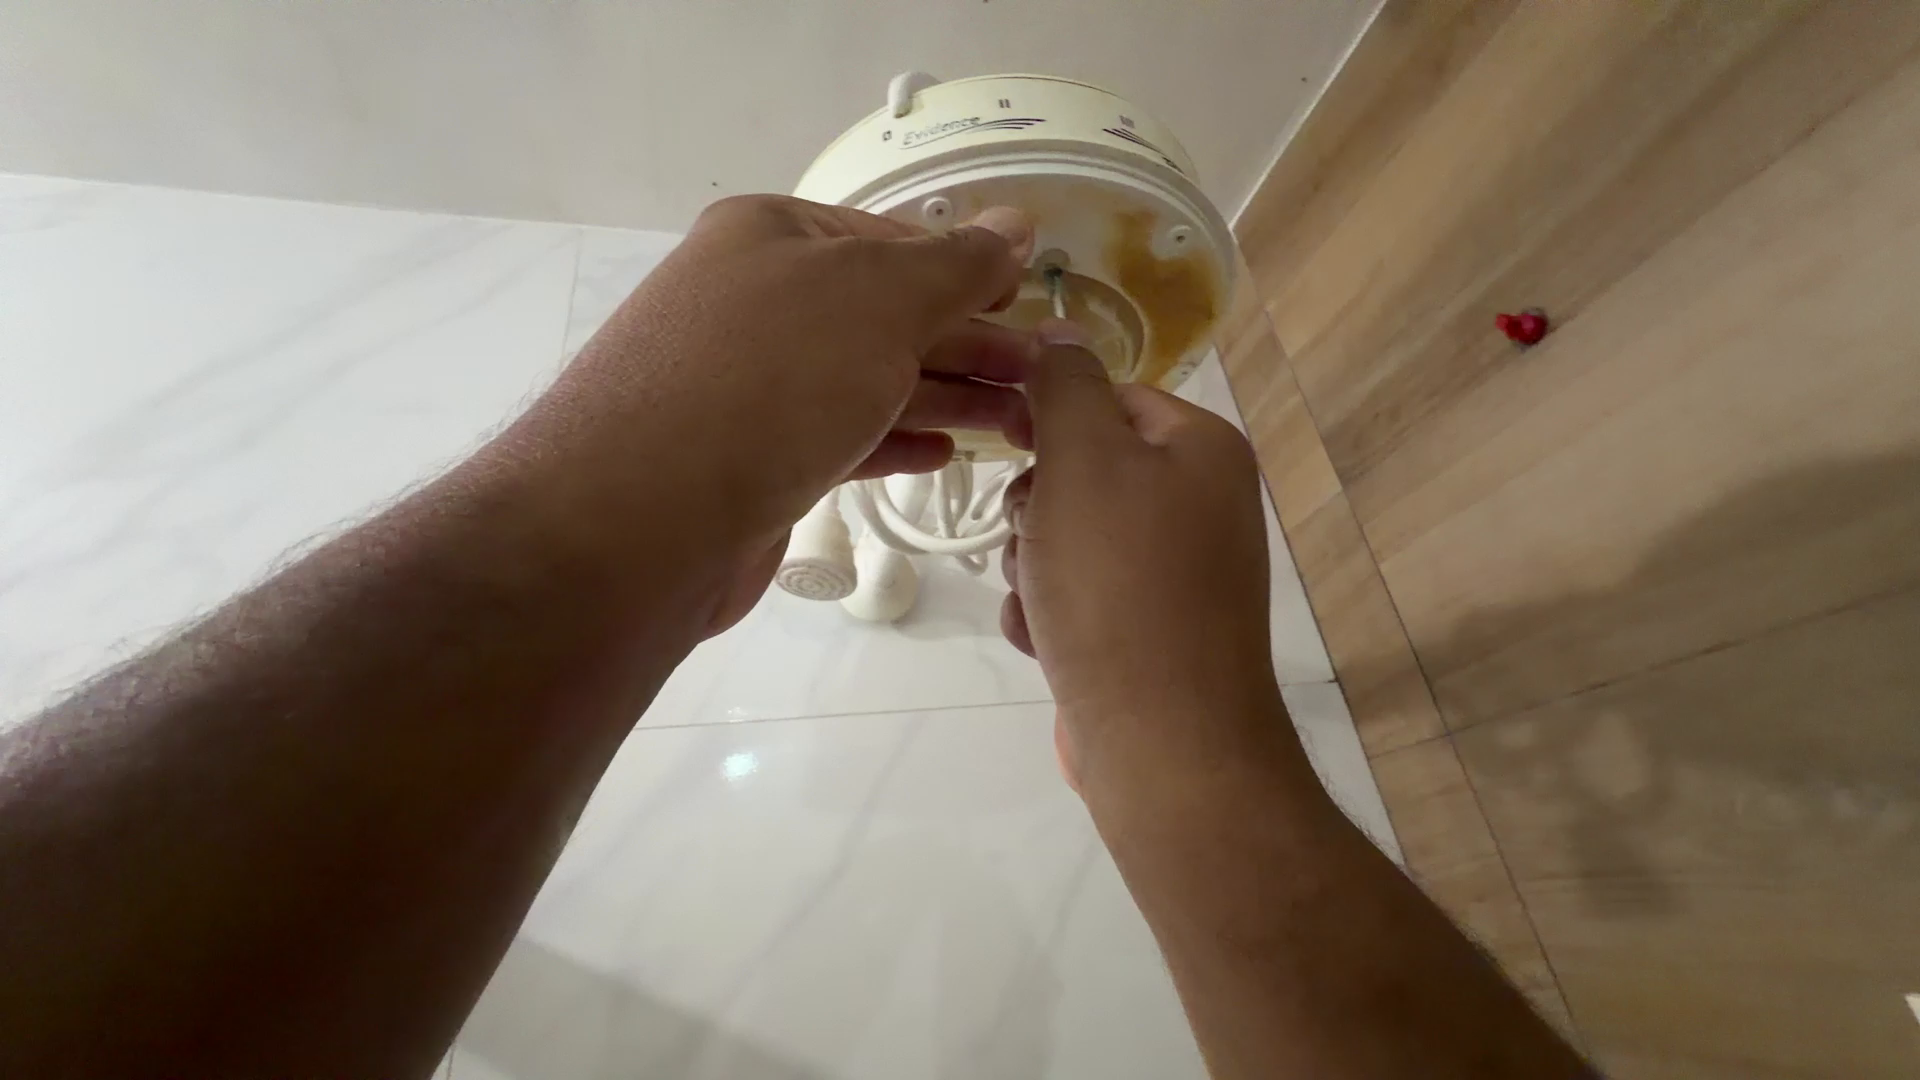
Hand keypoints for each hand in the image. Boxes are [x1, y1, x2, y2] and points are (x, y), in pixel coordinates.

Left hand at [523, 195, 1035, 634]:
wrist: (640, 521)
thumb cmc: (770, 383)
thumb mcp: (877, 302)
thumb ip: (954, 265)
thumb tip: (1015, 220)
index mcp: (776, 238)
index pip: (895, 243)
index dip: (970, 273)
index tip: (1032, 306)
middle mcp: (759, 302)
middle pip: (888, 317)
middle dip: (971, 346)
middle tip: (1041, 379)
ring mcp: (753, 385)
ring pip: (869, 381)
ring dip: (946, 398)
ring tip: (1015, 422)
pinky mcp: (754, 457)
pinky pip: (840, 435)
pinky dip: (894, 440)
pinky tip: (941, 455)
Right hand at [999, 323, 1278, 789]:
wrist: (1161, 738)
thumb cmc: (1118, 584)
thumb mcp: (1084, 462)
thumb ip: (1067, 386)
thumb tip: (1061, 328)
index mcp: (1200, 450)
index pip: (1106, 398)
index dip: (1047, 419)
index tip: (1005, 445)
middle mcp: (1199, 505)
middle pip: (1084, 472)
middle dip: (1037, 508)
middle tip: (1033, 542)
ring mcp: (1177, 574)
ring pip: (1070, 538)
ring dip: (1035, 564)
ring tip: (1042, 604)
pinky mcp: (1150, 630)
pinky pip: (1082, 595)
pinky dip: (1052, 612)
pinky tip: (1048, 642)